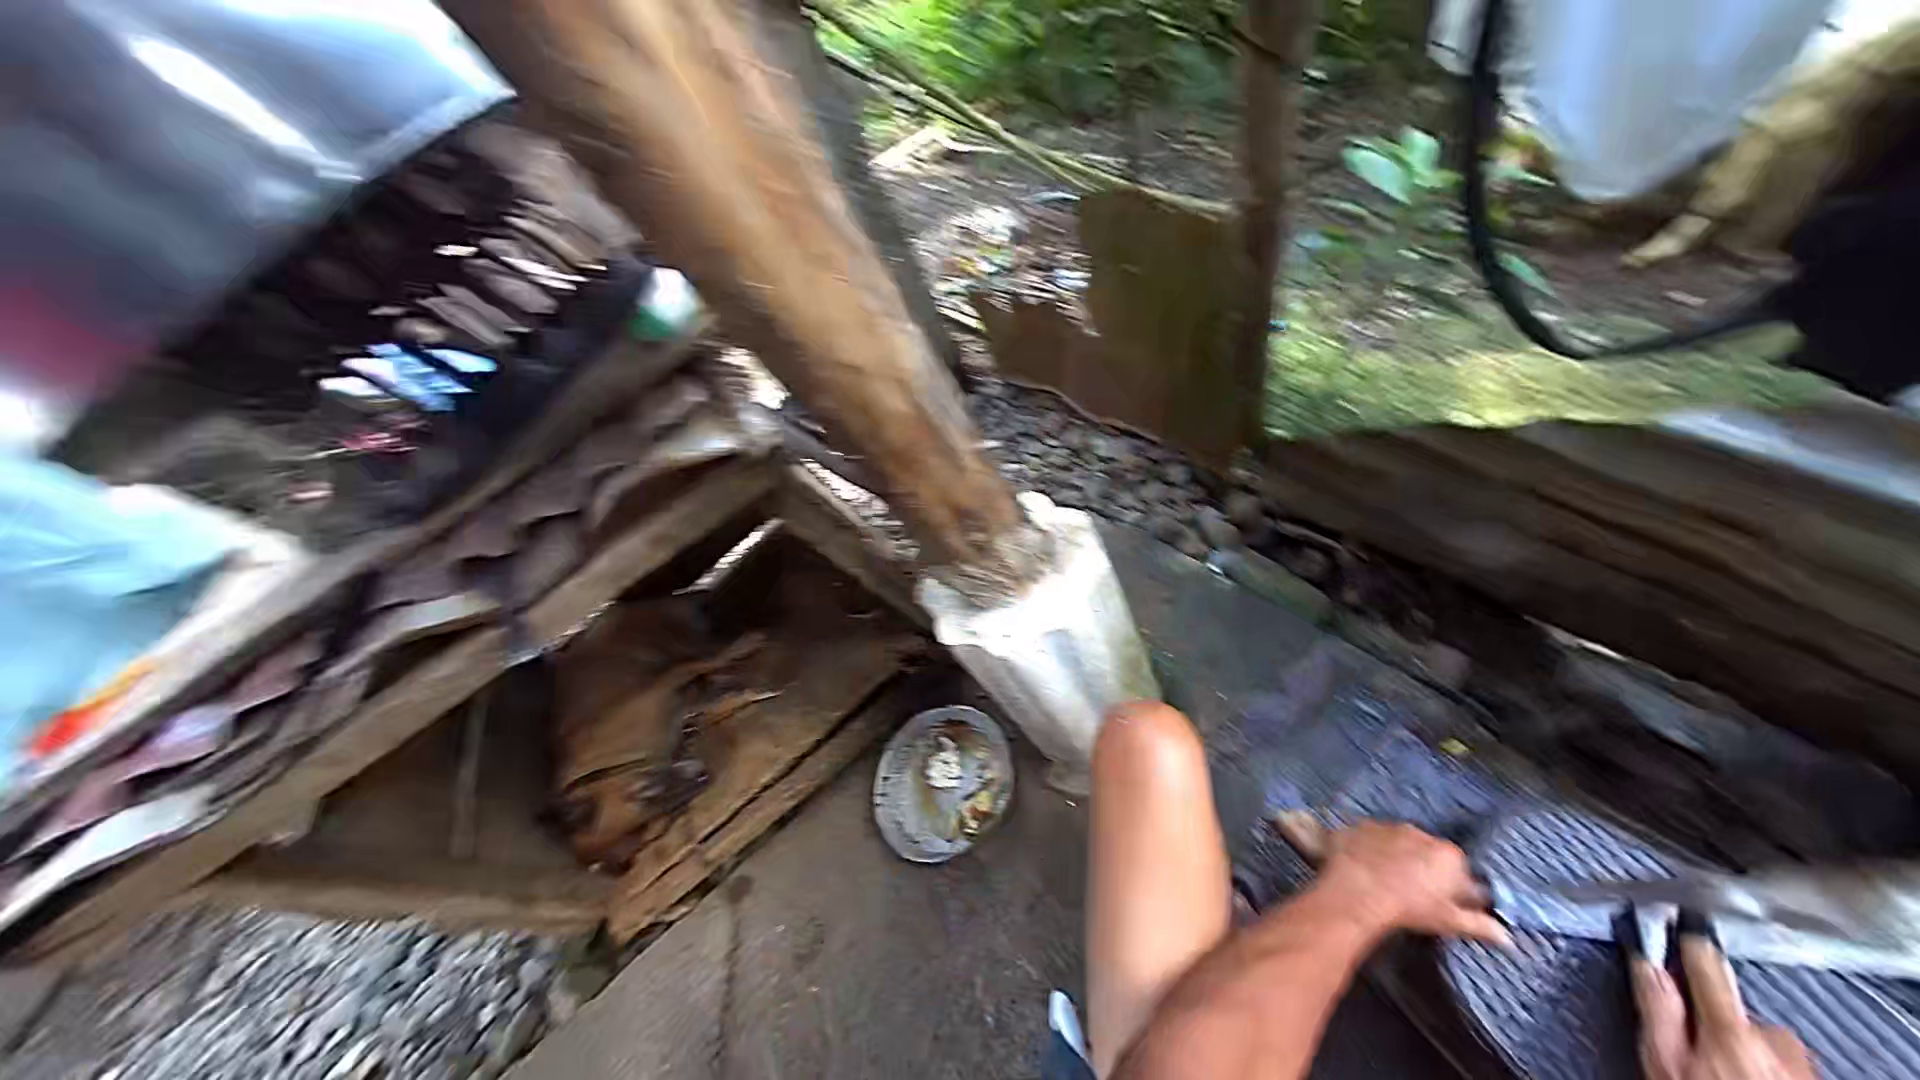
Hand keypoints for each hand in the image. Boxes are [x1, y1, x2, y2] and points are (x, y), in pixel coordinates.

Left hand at [1272, 813, 1509, 943]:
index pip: (1457, 866)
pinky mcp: (1356, 826)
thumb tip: (1507, 937)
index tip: (1441, 897)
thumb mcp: (1450, 921)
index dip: (1450, 883)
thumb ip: (1480, 925)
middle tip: (1412, 888)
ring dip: (1393, 854)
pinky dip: (1365, 848)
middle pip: (1425, 850)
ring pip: (1395, 841)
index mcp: (1447, 853)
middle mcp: (1418, 832)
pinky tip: (1360, 864)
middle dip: (1422, 865)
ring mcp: (1384, 825)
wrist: (1357, 890)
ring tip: (1384, 877)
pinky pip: (1366, 837)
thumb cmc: (1410, 907)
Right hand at [1633, 931, 1815, 1079]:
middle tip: (1696, 1035)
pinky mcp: (1811, 1077)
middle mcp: (1774, 1040)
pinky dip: (1764, 1060)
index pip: (1704, 961)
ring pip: (1763, 1034)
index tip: (1680, 914)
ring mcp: (1800, 1064)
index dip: (1688, 936)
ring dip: (1742, 1040)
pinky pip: (1783, 1057)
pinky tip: (1747, 1074)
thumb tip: (1644, 959)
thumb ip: (1655, 1007)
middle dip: (1713, 1010)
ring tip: (1725, 1065)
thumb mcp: (1662, 1058)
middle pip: (1733, 1002)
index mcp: (1727, 1027)